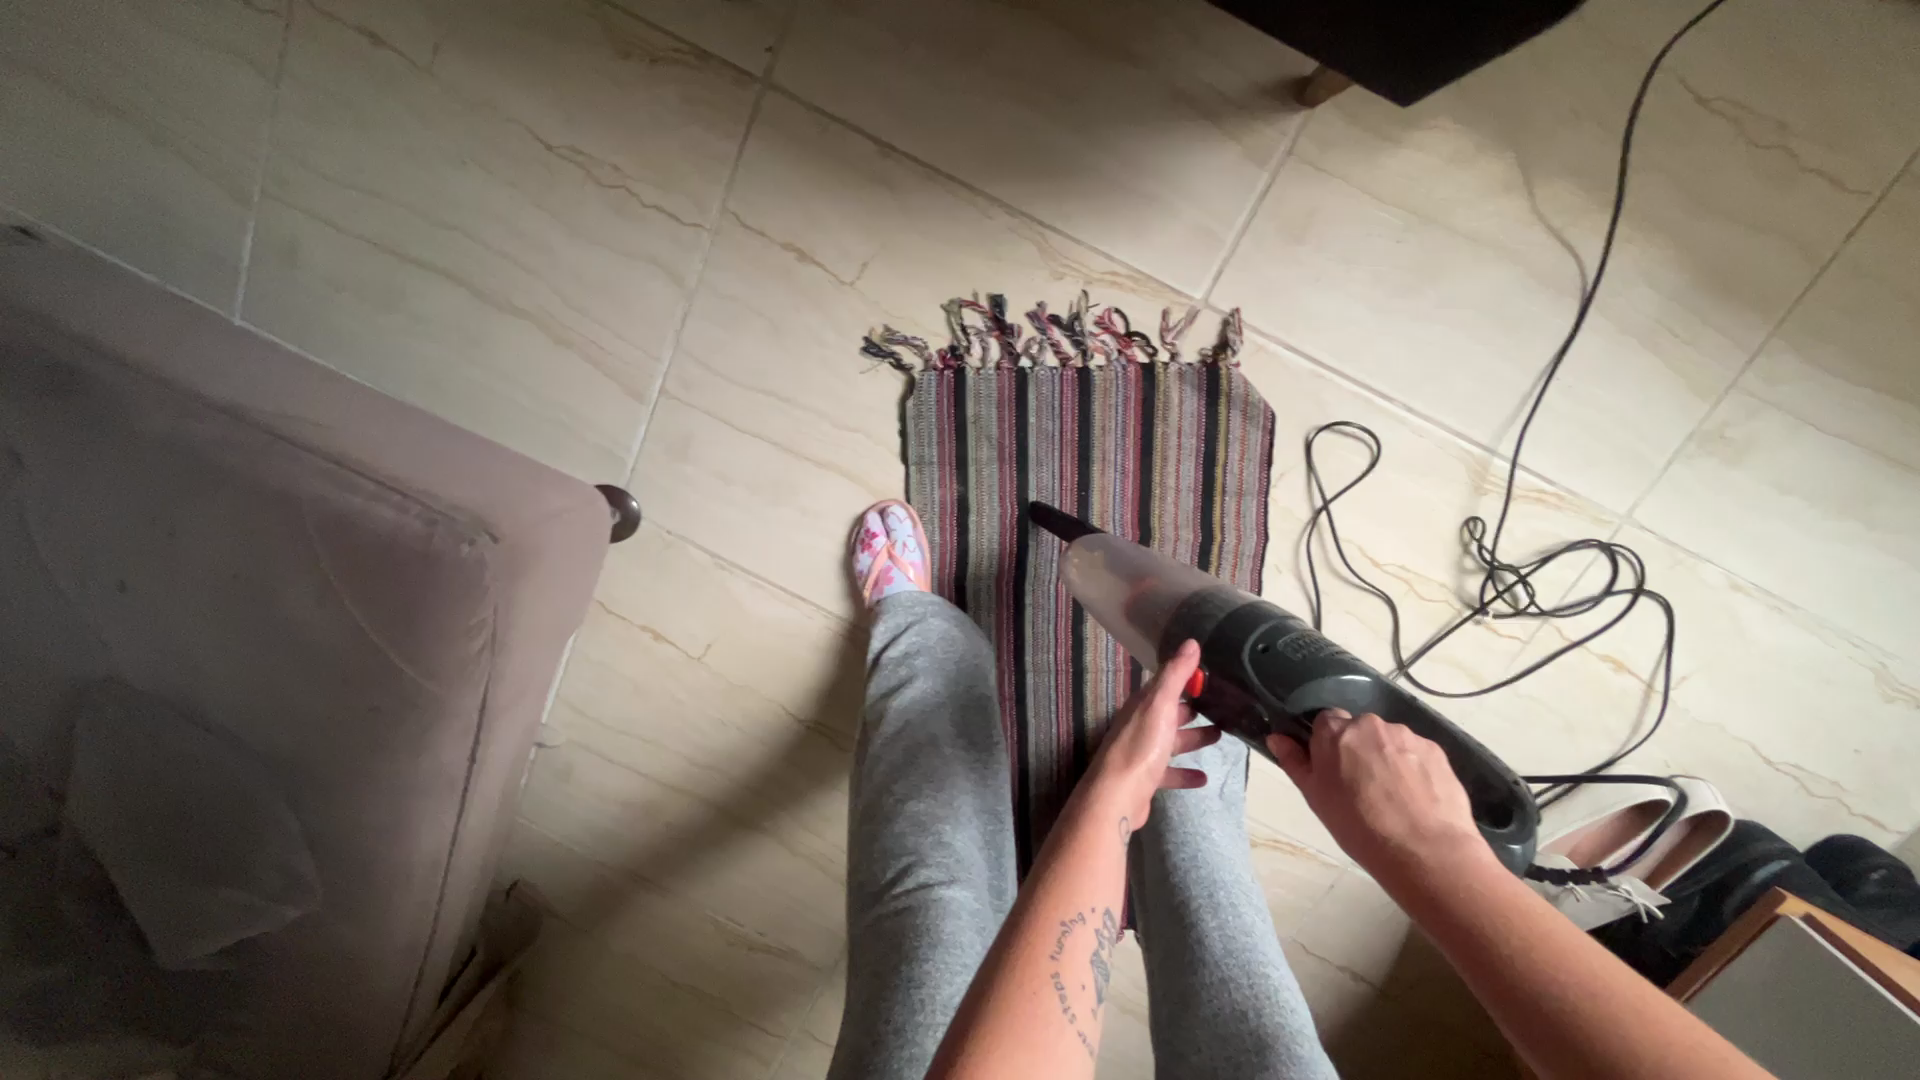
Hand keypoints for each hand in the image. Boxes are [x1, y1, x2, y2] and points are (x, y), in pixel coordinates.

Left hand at [1084, 641, 1221, 825]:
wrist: (1117, 795)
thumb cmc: (1140, 746)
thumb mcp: (1160, 705)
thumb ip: (1175, 675)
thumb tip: (1191, 642)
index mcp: (1142, 705)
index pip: (1166, 686)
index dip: (1187, 680)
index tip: (1213, 678)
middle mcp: (1140, 725)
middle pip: (1170, 714)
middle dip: (1193, 710)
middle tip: (1222, 708)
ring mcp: (1142, 753)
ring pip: (1171, 742)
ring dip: (1192, 738)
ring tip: (1219, 736)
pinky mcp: (1146, 779)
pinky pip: (1170, 772)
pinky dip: (1185, 773)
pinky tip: (1203, 777)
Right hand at [1269, 710, 1491, 885]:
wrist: (1424, 851)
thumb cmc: (1358, 826)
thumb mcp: (1315, 797)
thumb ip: (1294, 761)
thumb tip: (1276, 737)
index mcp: (1334, 732)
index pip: (1325, 721)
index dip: (1328, 744)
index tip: (1333, 768)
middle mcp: (1369, 724)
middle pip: (1359, 729)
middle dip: (1359, 749)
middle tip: (1362, 785)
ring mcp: (1406, 735)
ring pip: (1389, 740)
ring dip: (1387, 757)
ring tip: (1394, 795)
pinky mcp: (1436, 750)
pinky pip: (1417, 752)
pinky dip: (1414, 767)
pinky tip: (1416, 797)